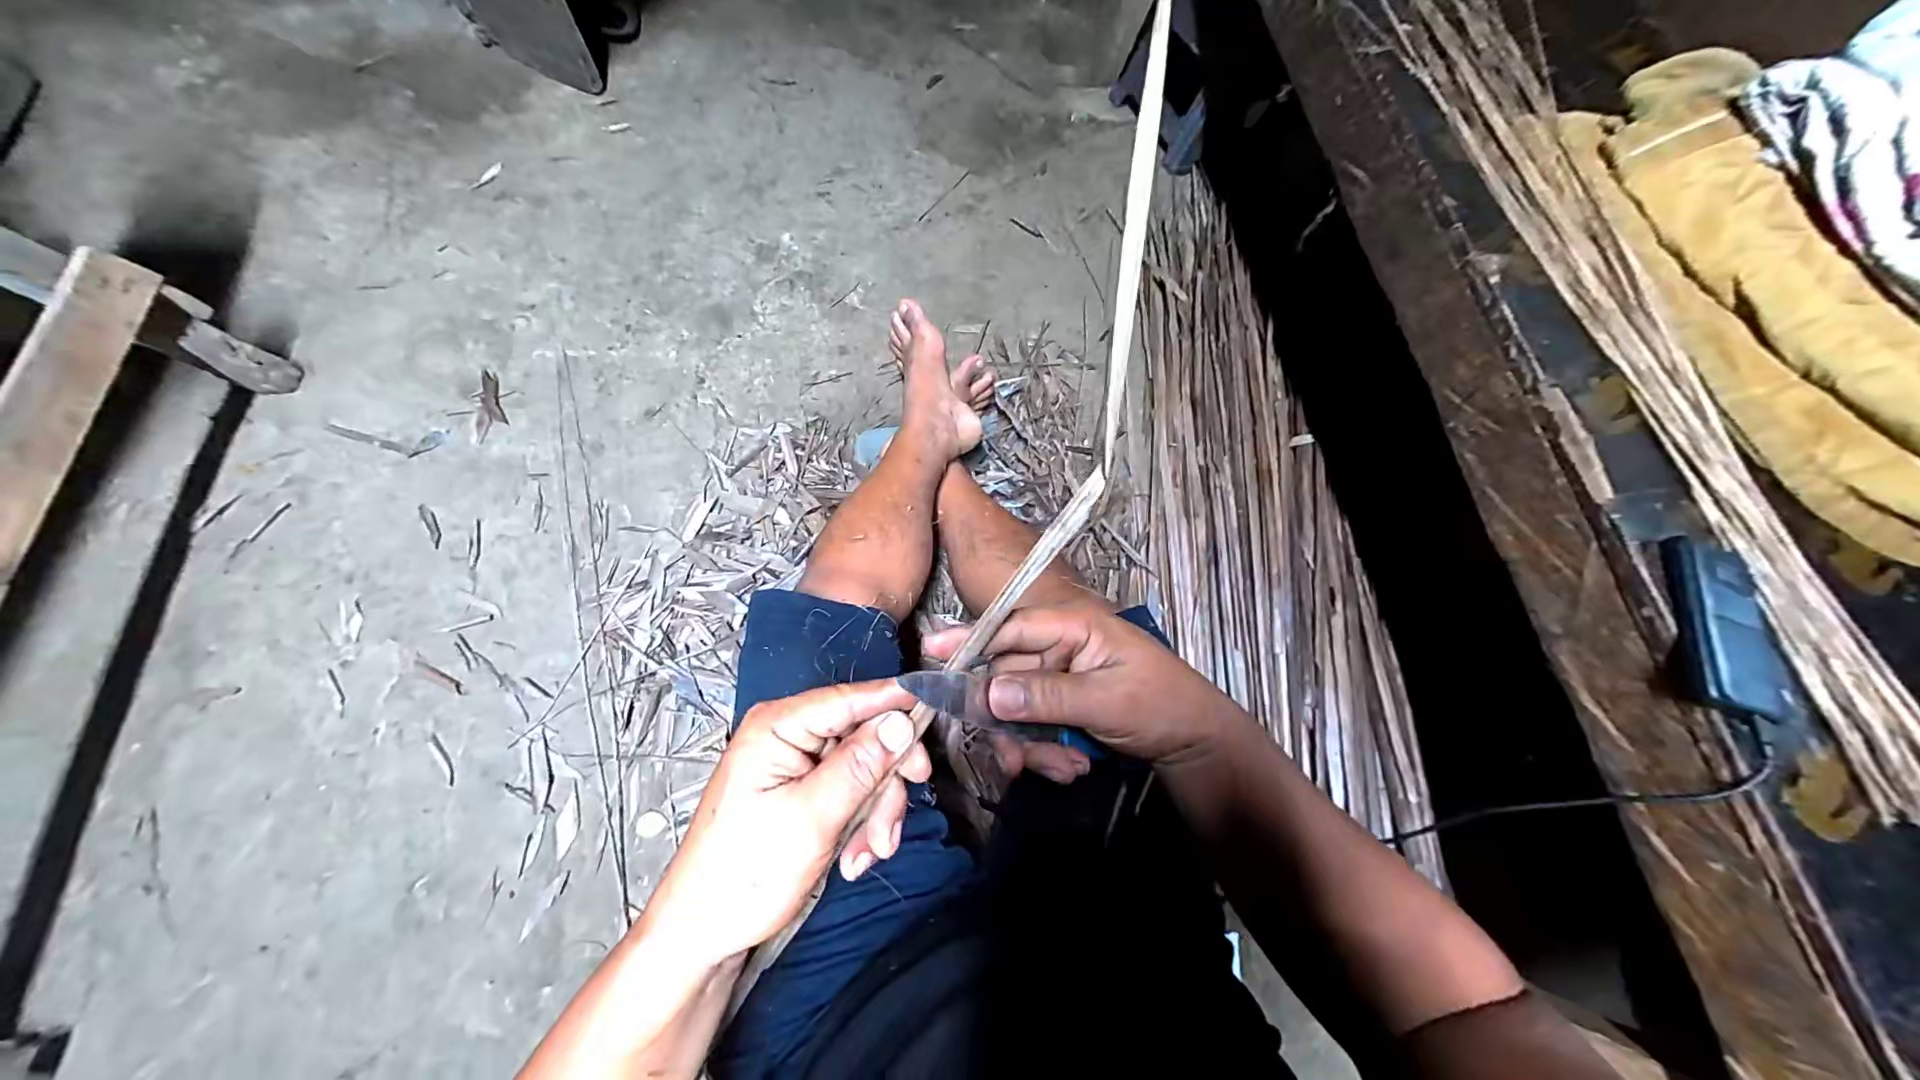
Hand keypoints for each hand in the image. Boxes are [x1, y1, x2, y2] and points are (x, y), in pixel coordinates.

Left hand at [641, 680, 931, 965]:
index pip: (850, 698)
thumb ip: (860, 766)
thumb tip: (901, 723)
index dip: (895, 704)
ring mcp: (798, 764)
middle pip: (864, 735)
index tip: (936, 710)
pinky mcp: (806, 790)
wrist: (705, 934)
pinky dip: (864, 821)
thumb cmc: (742, 875)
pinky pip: (853, 790)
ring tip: (866, 853)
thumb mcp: (811, 817)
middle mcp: (789, 735)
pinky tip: (855, 855)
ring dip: (876, 811)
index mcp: (778, 726)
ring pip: (866, 767)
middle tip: (893, 821)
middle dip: (885, 782)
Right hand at [924, 607, 1245, 765]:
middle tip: (1016, 761)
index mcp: (1074, 626)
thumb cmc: (1161, 705)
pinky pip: (1034, 723)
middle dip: (1009, 720)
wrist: (1197, 743)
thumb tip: (986, 693)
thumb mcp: (1105, 700)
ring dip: (1032, 743)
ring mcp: (1061, 676)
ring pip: (1017, 706)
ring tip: (1065, 767)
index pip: (1012, 627)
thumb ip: (1045, 695)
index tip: (932, 651)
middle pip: (1007, 674)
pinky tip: (1070, 766)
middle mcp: (1061, 646)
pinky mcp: (1062, 703)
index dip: (971, 638)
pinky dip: (1044, 749)